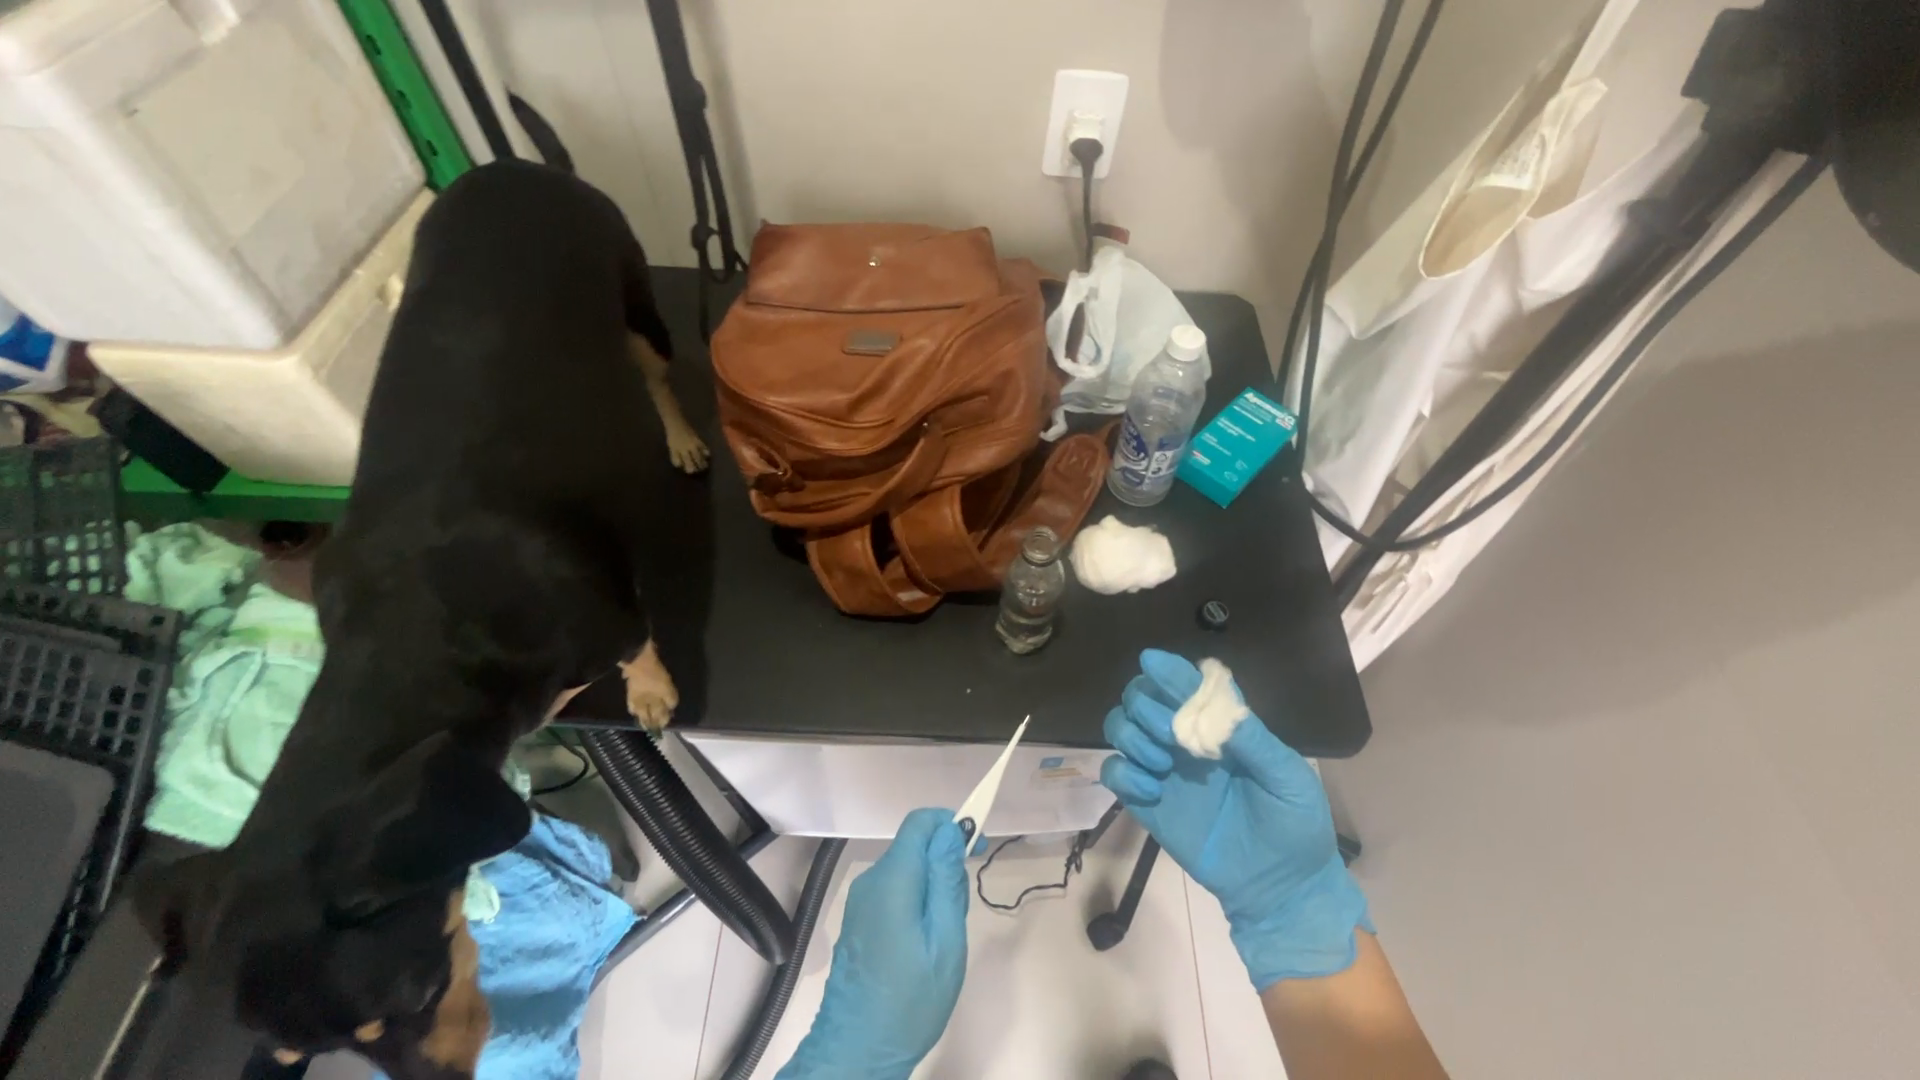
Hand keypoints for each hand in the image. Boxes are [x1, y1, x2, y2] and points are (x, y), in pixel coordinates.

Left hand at [778, 808, 969, 1079]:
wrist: (856, 1052)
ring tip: (943, 934)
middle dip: (944, 862)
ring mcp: (860, 901)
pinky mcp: (858, 919)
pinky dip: (915, 901)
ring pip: (906, 869)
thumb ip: (947, 881)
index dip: (950, 822)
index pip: (920, 822)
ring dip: (932, 885)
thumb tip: (952, 829)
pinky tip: (923, 941)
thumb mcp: (945, 941)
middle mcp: (871, 881)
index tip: (977, 845)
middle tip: (960, 908)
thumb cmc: (910, 1001)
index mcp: (892, 880)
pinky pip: (893, 890)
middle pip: (914, 846)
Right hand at [1101, 650, 1370, 989]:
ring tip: (1161, 762)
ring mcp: (1162, 770)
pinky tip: (1150, 789)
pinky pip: (1114, 772)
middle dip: (1146, 705)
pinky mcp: (1145, 802)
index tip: (1153, 661)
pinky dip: (1122, 771)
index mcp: (1221, 727)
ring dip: (1132, 734)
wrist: (1281, 888)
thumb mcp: (1286, 777)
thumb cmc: (1294, 826)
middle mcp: (1184, 740)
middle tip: (1170, 733)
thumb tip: (1216, 694)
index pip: (1186, 685)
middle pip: (1141, 697)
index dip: (1168, 670)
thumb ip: (1251, 738)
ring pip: (1120, 726)